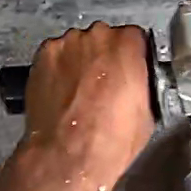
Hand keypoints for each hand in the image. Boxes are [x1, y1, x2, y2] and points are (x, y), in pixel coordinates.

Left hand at [21, 22, 154, 180]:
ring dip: (79, 60)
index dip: (131, 54)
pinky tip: (60, 90)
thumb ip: (141, 82)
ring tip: (77, 89)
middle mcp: (97, 35)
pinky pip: (55, 54)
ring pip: (77, 44)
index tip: (127, 69)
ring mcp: (67, 42)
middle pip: (103, 37)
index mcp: (127, 46)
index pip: (134, 36)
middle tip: (101, 82)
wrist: (67, 154)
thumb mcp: (146, 113)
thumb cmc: (111, 140)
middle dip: (103, 55)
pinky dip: (58, 67)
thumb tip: (135, 80)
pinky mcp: (44, 53)